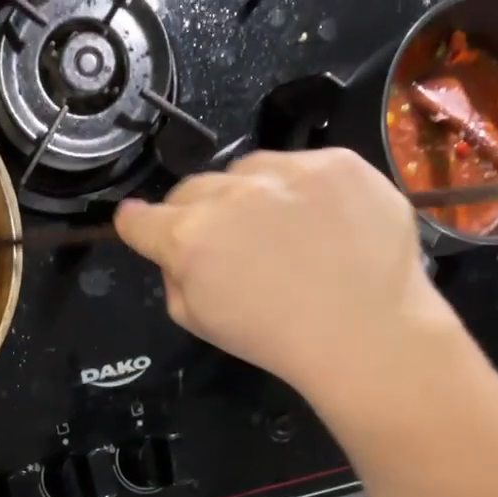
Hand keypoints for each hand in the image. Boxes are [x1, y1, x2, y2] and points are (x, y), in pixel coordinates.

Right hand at [115, 148, 455, 394]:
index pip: (139, 218)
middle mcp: (231, 194)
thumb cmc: (267, 335)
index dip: (135, 224)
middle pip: (189, 188)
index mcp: (188, 238)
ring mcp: (287, 171)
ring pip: (243, 170)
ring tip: (270, 226)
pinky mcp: (337, 161)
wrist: (362, 328)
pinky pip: (297, 164)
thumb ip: (173, 275)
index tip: (137, 226)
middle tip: (217, 240)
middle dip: (192, 211)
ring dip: (243, 193)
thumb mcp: (193, 319)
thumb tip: (176, 250)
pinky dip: (293, 187)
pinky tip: (311, 219)